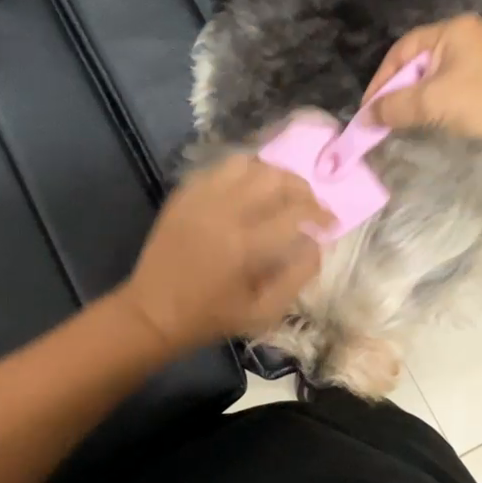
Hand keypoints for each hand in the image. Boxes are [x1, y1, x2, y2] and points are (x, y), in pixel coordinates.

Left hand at [117, 155, 331, 352]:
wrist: (153, 312)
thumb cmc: (210, 318)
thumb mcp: (263, 311)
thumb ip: (297, 275)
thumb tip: (317, 243)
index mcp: (246, 245)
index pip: (296, 212)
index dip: (321, 214)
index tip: (329, 223)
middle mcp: (224, 212)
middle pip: (275, 178)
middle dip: (301, 188)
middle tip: (308, 205)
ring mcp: (200, 199)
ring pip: (247, 164)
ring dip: (271, 174)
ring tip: (279, 192)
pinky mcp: (182, 196)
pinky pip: (217, 169)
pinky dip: (240, 174)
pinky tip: (246, 190)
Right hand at [363, 13, 481, 156]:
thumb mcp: (434, 103)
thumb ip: (393, 107)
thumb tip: (364, 118)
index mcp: (453, 31)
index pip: (400, 51)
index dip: (379, 82)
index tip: (368, 113)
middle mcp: (469, 38)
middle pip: (418, 66)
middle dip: (398, 95)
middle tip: (385, 123)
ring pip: (437, 81)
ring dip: (419, 105)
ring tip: (408, 128)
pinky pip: (457, 92)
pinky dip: (442, 109)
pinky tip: (439, 127)